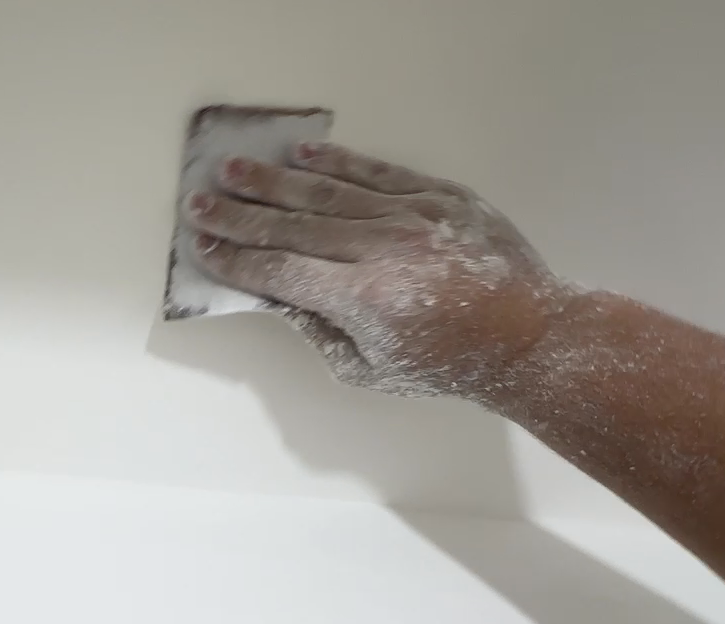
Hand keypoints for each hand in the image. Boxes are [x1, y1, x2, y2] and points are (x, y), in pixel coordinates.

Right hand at [184, 142, 575, 400]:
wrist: (525, 336)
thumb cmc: (440, 364)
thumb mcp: (364, 368)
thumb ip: (317, 329)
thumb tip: (276, 298)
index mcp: (361, 298)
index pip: (280, 271)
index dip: (236, 260)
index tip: (203, 248)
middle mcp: (381, 250)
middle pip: (292, 226)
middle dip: (239, 216)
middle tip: (199, 203)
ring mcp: (412, 217)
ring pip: (327, 192)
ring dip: (273, 181)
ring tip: (233, 169)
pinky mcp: (438, 197)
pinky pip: (377, 173)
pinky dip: (338, 162)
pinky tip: (302, 154)